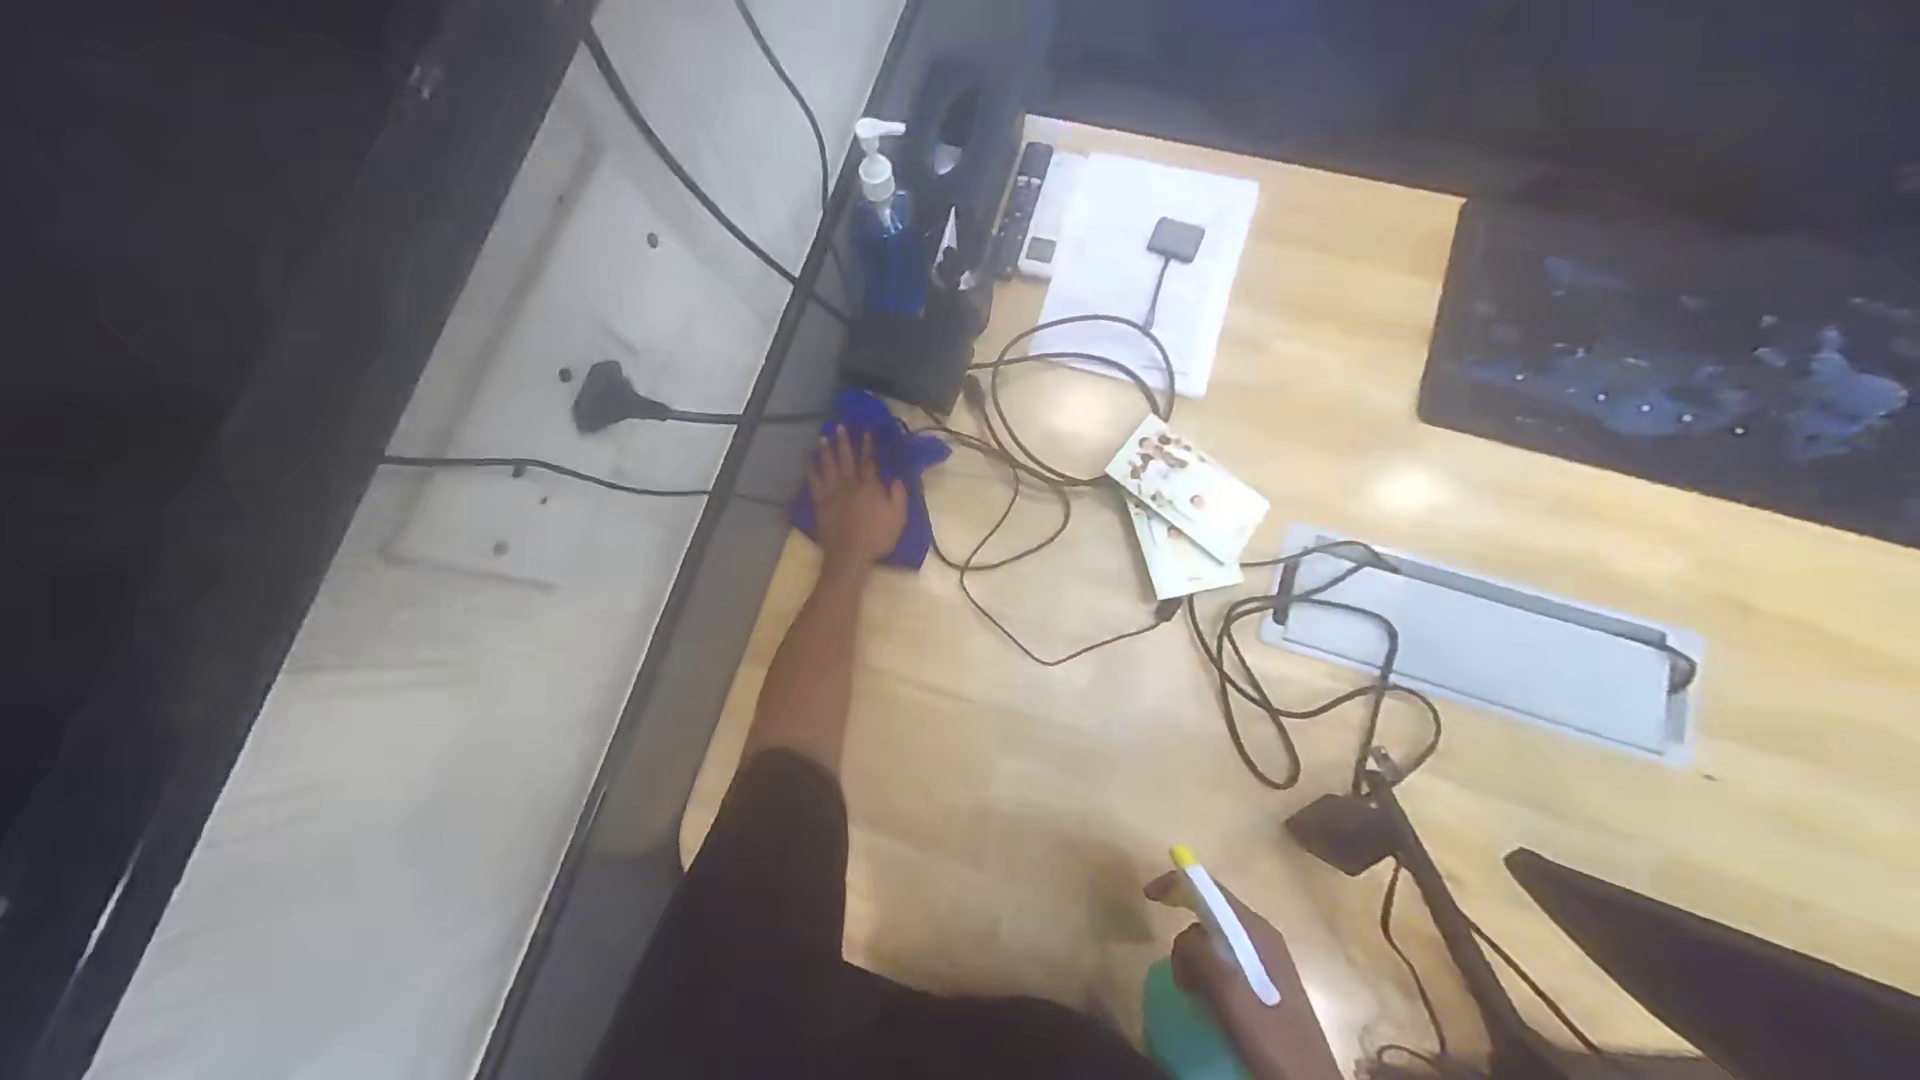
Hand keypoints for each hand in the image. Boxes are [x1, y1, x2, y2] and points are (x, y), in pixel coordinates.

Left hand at [809, 426, 907, 576]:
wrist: (850, 554)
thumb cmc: (878, 537)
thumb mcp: (898, 517)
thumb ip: (898, 495)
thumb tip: (897, 478)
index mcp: (869, 487)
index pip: (868, 462)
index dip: (868, 446)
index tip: (866, 432)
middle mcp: (849, 484)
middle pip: (846, 459)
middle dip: (843, 442)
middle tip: (839, 426)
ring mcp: (833, 493)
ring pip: (828, 467)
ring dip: (825, 451)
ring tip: (822, 438)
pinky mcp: (820, 503)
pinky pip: (814, 483)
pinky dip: (811, 471)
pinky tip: (809, 463)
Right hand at [1144, 872, 1342, 1079]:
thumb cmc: (1274, 1044)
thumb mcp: (1231, 999)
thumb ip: (1203, 957)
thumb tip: (1183, 937)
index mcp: (1255, 932)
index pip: (1209, 889)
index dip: (1176, 884)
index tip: (1149, 897)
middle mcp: (1261, 937)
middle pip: (1211, 912)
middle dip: (1185, 933)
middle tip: (1177, 974)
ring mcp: (1266, 960)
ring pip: (1216, 938)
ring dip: (1194, 957)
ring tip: (1191, 993)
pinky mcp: (1267, 983)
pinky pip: (1225, 960)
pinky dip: (1206, 971)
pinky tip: (1207, 1000)